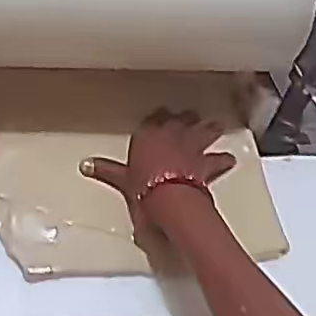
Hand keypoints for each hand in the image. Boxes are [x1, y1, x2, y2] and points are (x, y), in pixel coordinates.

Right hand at [81, 109, 235, 235]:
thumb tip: (85, 165)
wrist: (171, 201)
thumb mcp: (122, 180)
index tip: (162, 115)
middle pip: (179, 120)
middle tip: (190, 114)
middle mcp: (170, 134)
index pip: (153, 119)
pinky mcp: (206, 163)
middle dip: (185, 118)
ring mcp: (190, 146)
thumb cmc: (143, 189)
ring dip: (208, 128)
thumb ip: (107, 170)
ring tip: (215, 124)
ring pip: (201, 132)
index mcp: (148, 134)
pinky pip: (217, 158)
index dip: (158, 117)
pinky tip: (230, 158)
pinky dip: (223, 159)